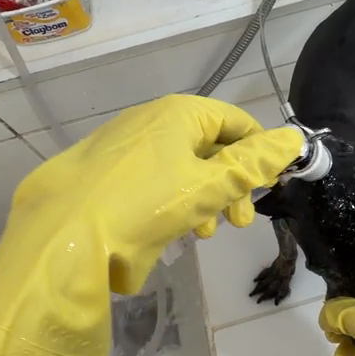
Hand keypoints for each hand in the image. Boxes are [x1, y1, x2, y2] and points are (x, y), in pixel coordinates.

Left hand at [0, 95, 302, 355]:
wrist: (60, 241)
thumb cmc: (144, 207)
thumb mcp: (210, 188)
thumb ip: (254, 164)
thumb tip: (294, 138)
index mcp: (177, 114)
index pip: (235, 121)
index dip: (258, 153)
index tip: (269, 187)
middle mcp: (147, 120)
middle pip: (207, 146)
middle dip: (229, 185)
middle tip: (239, 222)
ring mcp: (117, 146)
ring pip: (177, 167)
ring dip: (201, 198)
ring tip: (202, 233)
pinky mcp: (96, 174)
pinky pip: (147, 181)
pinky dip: (168, 202)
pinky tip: (166, 234)